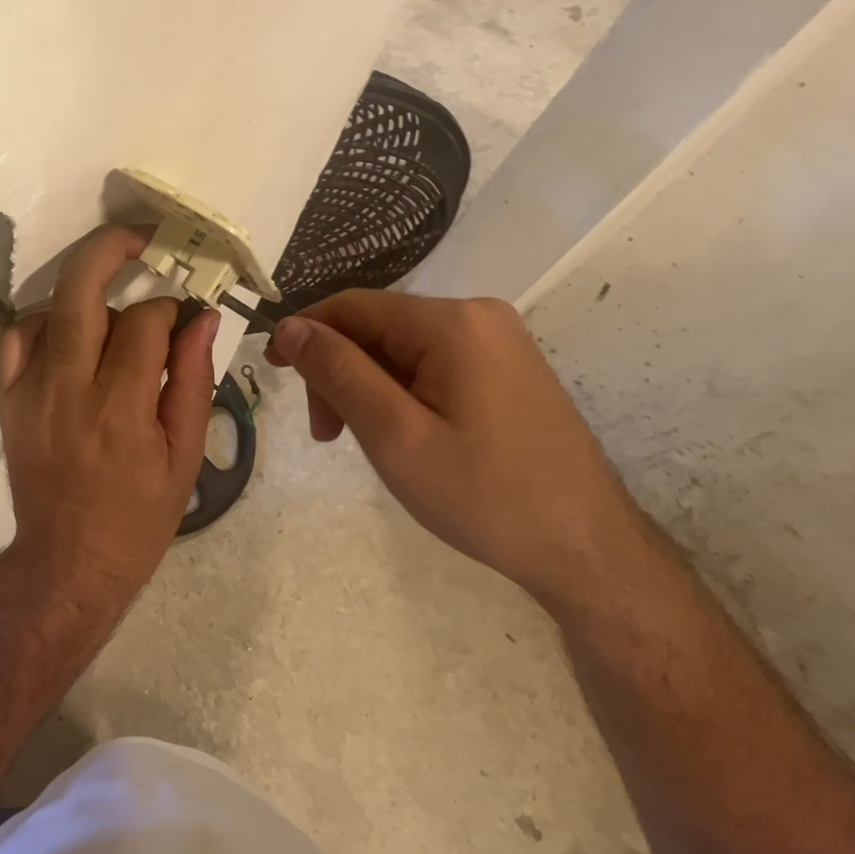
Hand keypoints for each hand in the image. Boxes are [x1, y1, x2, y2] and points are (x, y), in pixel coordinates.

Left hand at [0, 225, 220, 600]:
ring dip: (84, 295)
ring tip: (111, 312)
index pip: (146, 321)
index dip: (171, 308)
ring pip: (49, 308)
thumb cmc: (138, 517)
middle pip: (80, 288)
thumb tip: (203, 316)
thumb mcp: (183, 455)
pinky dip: (44, 322)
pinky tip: (70, 336)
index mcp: (120, 408)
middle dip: (114, 248)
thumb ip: (191, 380)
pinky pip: (16, 337)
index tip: (184, 318)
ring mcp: (29, 391)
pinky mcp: (7, 400)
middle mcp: (68, 388)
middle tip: (143, 239)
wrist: (68, 561)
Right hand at [265, 290, 643, 604]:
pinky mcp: (508, 370)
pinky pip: (433, 365)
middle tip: (325, 435)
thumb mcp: (394, 435)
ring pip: (402, 349)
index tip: (270, 370)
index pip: (354, 306)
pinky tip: (399, 434)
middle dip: (338, 372)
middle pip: (378, 327)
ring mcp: (499, 342)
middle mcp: (479, 316)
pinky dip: (400, 393)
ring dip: (366, 387)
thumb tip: (291, 325)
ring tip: (359, 442)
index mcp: (453, 323)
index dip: (304, 331)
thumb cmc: (483, 495)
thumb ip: (338, 372)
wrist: (584, 547)